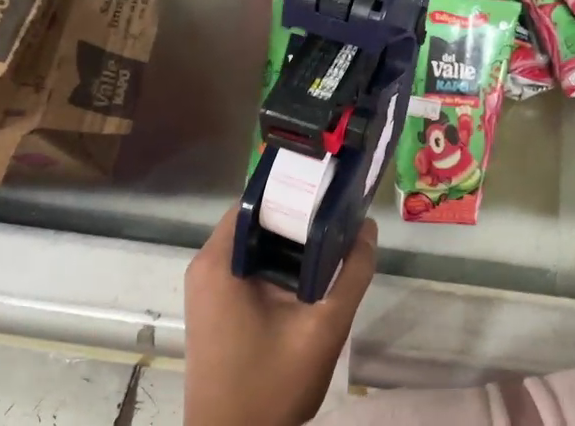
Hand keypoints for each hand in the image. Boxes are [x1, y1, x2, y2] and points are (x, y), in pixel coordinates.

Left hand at [185, 209, 376, 425]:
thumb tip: (368, 228)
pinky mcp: (217, 308)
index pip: (258, 198)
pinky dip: (281, 264)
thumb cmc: (271, 387)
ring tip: (336, 241)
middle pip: (259, 219)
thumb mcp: (323, 328)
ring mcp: (209, 289)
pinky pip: (252, 267)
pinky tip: (314, 276)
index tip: (334, 188)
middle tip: (344, 216)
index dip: (297, 188)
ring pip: (258, 244)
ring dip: (294, 242)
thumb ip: (351, 274)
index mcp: (220, 261)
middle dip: (302, 215)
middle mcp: (207, 266)